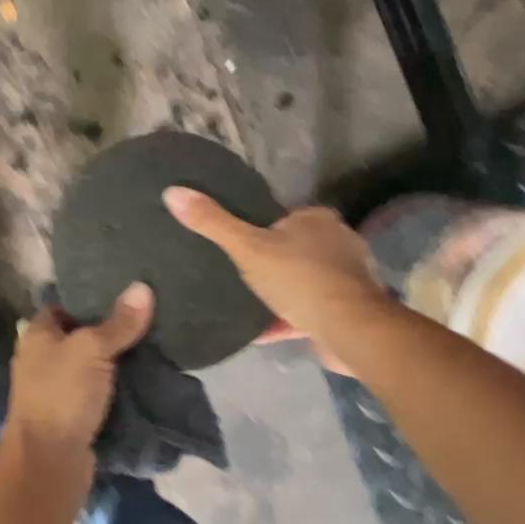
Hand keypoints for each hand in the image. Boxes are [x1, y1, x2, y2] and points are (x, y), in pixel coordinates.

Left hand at [3, 283, 153, 471]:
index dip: (92, 295)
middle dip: (114, 329)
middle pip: (84, 335)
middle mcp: (45, 359)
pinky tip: (150, 377)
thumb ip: (118, 323)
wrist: (49, 464)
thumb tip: (143, 287)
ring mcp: (60, 389)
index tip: (127, 287)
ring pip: (96, 366)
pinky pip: (103, 393)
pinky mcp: (76, 416)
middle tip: (152, 314)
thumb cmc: (61, 395)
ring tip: (158, 341)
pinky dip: (122, 387)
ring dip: (121, 361)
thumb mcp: (92, 350)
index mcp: (38, 335)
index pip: (66, 303)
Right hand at [163, 187, 389, 373]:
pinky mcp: (351, 309)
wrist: (351, 330)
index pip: (281, 217)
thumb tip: (173, 191)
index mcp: (317, 218)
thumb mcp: (247, 248)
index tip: (239, 245)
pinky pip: (312, 309)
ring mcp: (348, 277)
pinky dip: (289, 319)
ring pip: (305, 280)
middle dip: (272, 262)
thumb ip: (212, 223)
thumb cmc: (299, 278)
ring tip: (249, 303)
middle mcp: (338, 240)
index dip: (260, 229)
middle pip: (295, 247)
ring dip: (282, 293)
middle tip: (240, 275)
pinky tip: (264, 332)